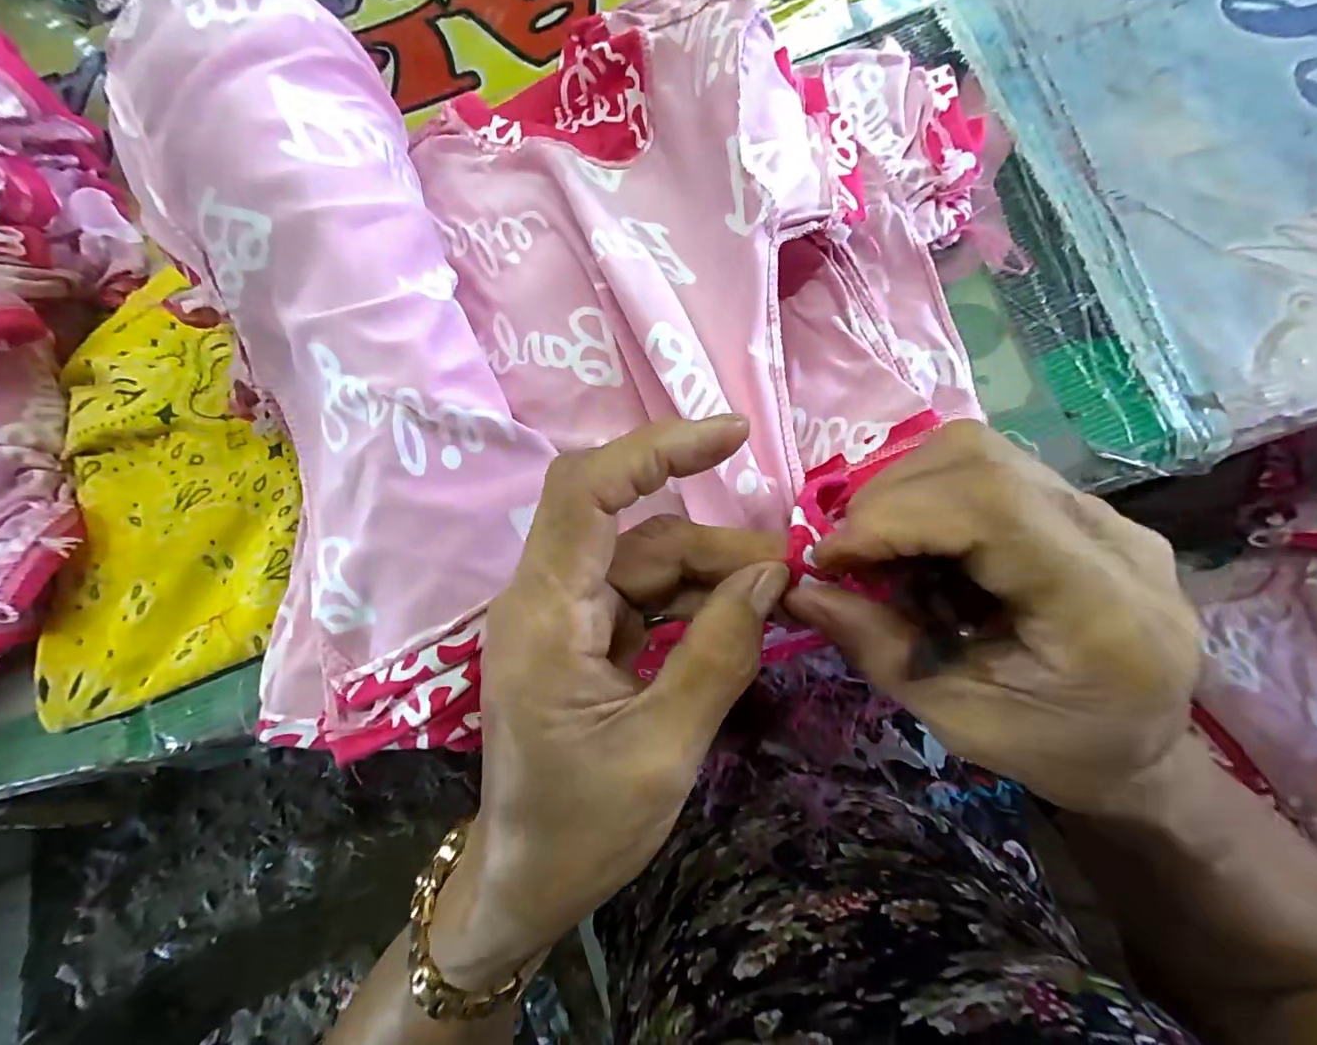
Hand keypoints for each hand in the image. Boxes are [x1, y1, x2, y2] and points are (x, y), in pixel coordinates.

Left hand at [429, 416, 786, 989]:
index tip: (731, 436)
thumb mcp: (665, 747)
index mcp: (544, 614)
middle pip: (632, 531)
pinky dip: (690, 601)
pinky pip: (640, 597)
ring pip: (642, 562)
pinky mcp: (579, 638)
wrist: (525, 881)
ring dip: (710, 572)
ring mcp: (561, 616)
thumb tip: (769, 576)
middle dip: (713, 541)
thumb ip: (718, 653)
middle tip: (791, 569)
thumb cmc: (582, 828)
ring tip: (779, 596)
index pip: (585, 492)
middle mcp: (544, 598)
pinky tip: (738, 617)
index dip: (654, 450)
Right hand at [784, 420, 1199, 813]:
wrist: (1139, 747)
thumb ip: (876, 647)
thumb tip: (798, 590)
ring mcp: (1100, 514)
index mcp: (1101, 609)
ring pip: (978, 452)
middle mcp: (1112, 539)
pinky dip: (923, 493)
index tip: (828, 559)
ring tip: (875, 547)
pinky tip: (913, 543)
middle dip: (883, 501)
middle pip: (979, 464)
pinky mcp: (1075, 506)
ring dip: (899, 490)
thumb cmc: (1052, 749)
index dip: (893, 519)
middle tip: (842, 557)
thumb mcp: (954, 717)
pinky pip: (985, 468)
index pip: (991, 510)